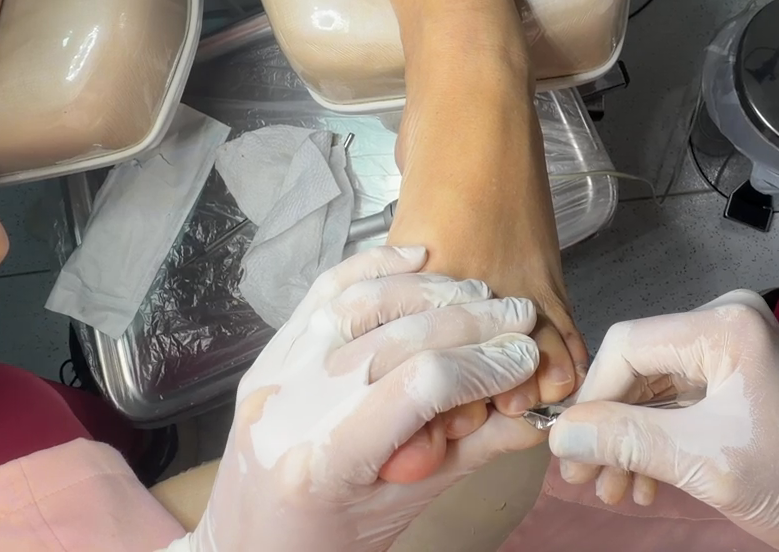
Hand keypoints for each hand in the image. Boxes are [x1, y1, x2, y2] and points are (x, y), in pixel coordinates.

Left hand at [175, 245, 545, 551]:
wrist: (242, 551)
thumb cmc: (329, 545)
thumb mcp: (405, 509)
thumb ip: (471, 454)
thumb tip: (536, 413)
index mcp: (325, 462)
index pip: (422, 384)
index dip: (484, 365)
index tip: (526, 358)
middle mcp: (293, 404)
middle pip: (398, 336)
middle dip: (470, 321)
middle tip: (519, 316)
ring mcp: (274, 371)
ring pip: (361, 301)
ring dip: (428, 288)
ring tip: (478, 294)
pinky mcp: (271, 351)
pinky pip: (324, 290)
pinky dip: (373, 264)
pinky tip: (418, 257)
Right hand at [548, 291, 778, 551]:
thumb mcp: (703, 464)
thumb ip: (627, 440)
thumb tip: (559, 434)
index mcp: (725, 325)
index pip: (630, 344)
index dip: (594, 394)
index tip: (571, 446)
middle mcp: (724, 314)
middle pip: (639, 361)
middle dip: (611, 421)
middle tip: (585, 474)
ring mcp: (728, 337)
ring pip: (652, 379)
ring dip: (629, 432)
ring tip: (612, 487)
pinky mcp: (729, 361)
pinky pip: (674, 389)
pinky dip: (655, 429)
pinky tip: (641, 476)